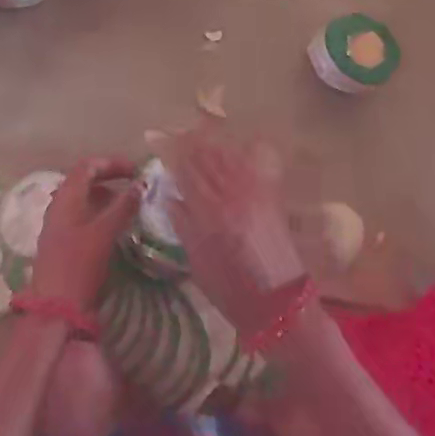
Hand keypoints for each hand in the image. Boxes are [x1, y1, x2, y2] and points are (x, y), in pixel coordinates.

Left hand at [28, 159, 139, 310]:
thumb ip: (123, 207)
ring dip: (105, 195)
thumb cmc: (79, 265)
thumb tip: (140, 185)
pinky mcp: (61, 242)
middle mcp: (58, 206)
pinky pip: (81, 215)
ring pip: (82, 199)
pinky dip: (99, 212)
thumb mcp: (104, 233)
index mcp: (66, 199)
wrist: (55, 309)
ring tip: (127, 204)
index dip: (111, 163)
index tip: (134, 170)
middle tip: (132, 183)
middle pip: (83, 180)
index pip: (87, 166)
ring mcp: (57, 225)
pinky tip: (113, 225)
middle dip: (109, 177)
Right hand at [167, 128, 306, 330]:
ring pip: (230, 151)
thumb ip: (183, 222)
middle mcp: (233, 192)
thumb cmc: (232, 290)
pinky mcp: (272, 193)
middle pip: (207, 152)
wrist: (280, 302)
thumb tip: (171, 195)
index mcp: (209, 210)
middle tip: (174, 132)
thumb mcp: (197, 258)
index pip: (184, 166)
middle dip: (188, 138)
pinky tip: (233, 145)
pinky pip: (256, 159)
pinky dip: (242, 148)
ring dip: (212, 138)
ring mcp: (256, 189)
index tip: (154, 137)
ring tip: (198, 133)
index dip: (169, 148)